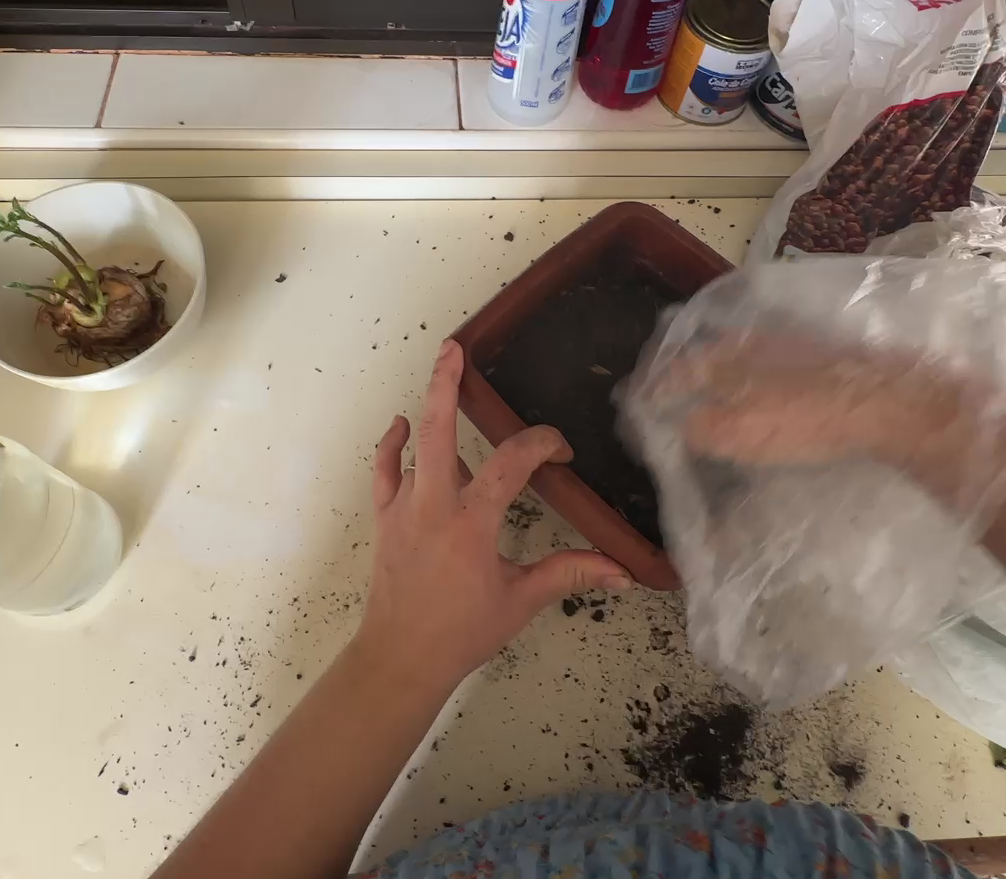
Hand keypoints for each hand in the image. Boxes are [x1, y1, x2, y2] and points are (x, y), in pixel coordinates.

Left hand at [351, 339, 633, 694]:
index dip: (540, 445)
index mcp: (471, 521)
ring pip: (411, 445)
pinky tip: (398, 425)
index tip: (561, 452)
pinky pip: (383, 471)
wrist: (400, 658)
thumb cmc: (462, 631)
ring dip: (427, 410)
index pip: (512, 463)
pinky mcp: (385, 517)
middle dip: (445, 384)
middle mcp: (433, 503)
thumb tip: (622, 571)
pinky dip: (390, 445)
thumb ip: (569, 575)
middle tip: (454, 347)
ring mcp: (403, 507)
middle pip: (438, 429)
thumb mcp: (520, 602)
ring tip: (448, 379)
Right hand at [631, 332, 974, 472]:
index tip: (634, 401)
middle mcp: (746, 339)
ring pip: (732, 350)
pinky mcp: (814, 349)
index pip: (672, 371)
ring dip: (710, 366)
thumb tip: (675, 424)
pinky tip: (753, 383)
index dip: (651, 389)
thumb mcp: (736, 435)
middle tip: (662, 386)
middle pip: (699, 351)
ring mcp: (783, 340)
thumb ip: (697, 428)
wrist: (887, 402)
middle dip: (677, 368)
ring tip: (702, 384)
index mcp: (720, 357)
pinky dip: (743, 368)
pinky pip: (761, 355)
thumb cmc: (804, 422)